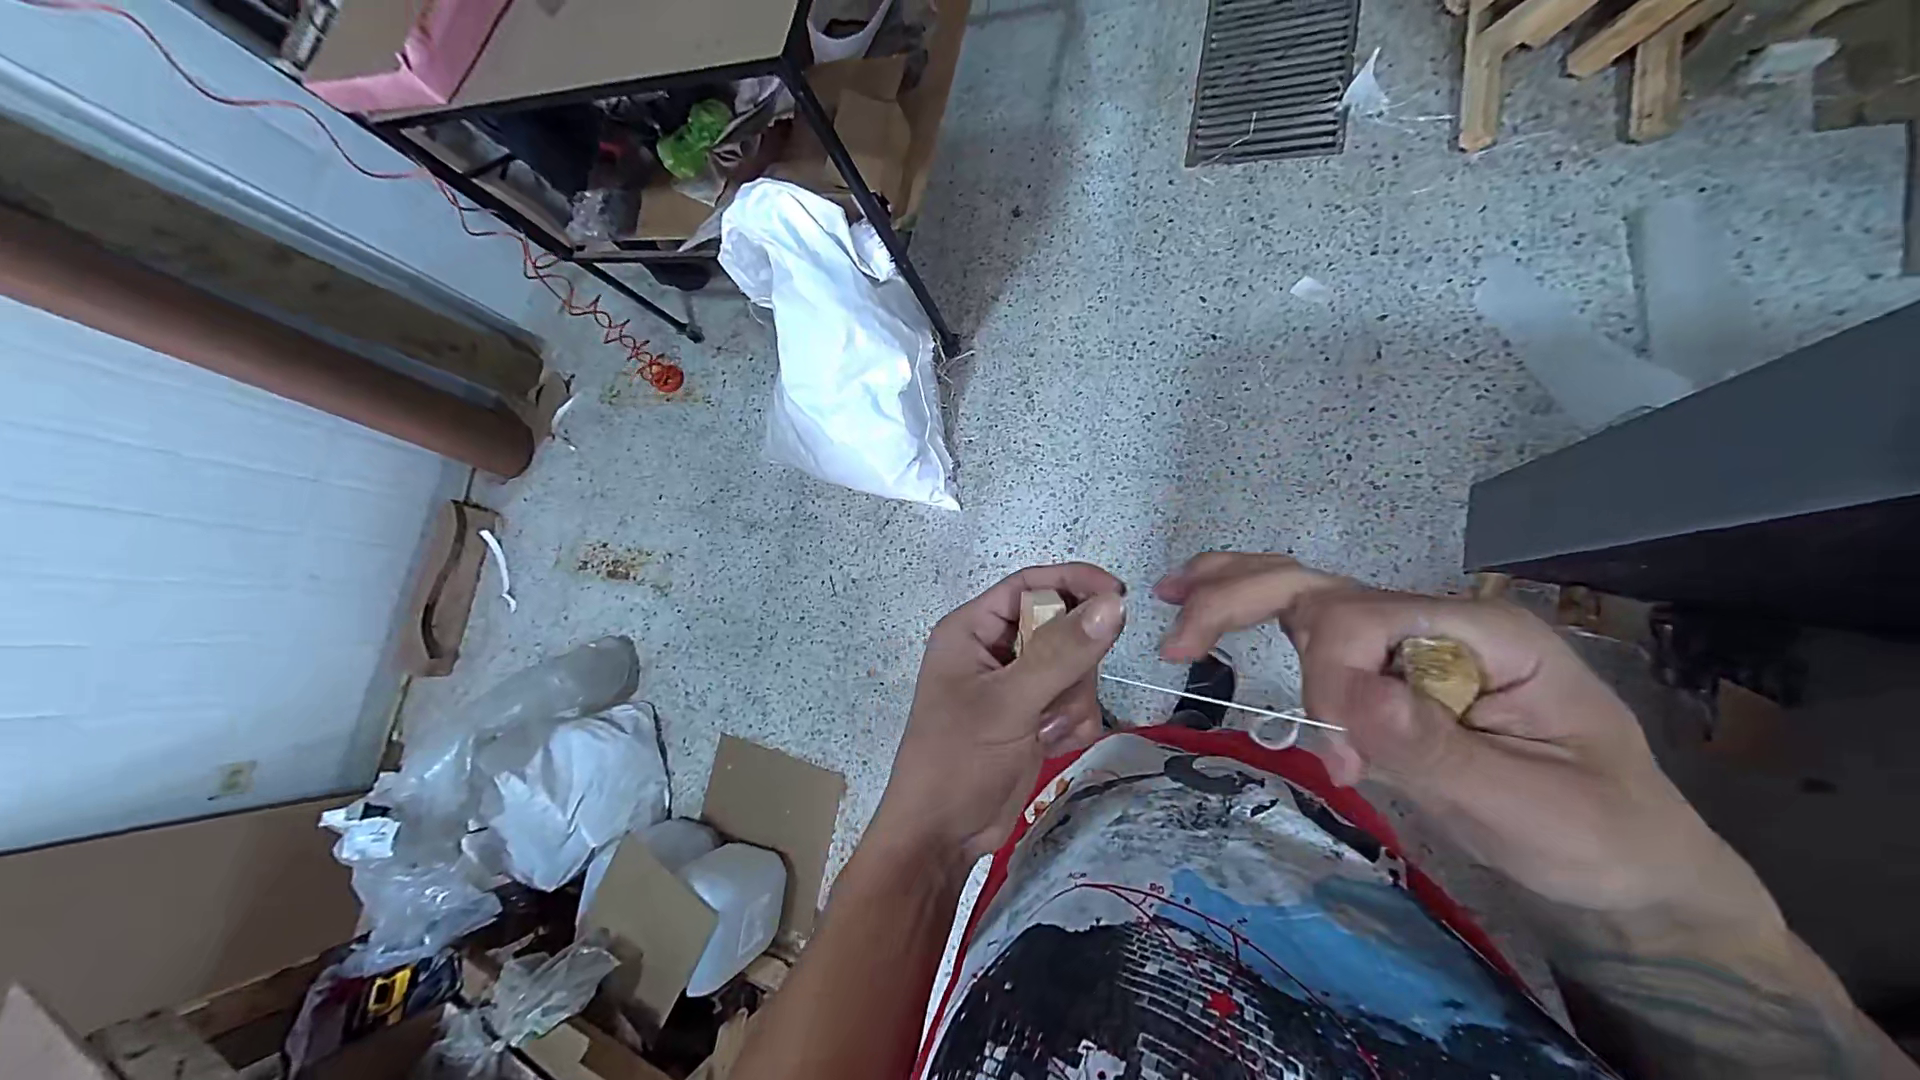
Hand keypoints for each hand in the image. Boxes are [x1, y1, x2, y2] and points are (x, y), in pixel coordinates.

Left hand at [873, 563, 1126, 869]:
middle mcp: (994, 649)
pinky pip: (1075, 700)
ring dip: (1073, 701)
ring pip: (1075, 667)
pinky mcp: (1033, 714)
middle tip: (1060, 697)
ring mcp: (1016, 683)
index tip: (1120, 596)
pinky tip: (1051, 745)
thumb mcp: (1009, 702)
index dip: (1074, 582)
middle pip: (1061, 626)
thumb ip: (1062, 653)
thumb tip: (1114, 605)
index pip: (1030, 585)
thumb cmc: (959, 760)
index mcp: (972, 629)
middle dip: (1073, 665)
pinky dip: (1072, 722)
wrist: (944, 835)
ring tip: (1046, 729)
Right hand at [1154, 552, 1774, 921]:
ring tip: (1174, 595)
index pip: (1368, 620)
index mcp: (1486, 632)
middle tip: (1178, 641)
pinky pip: (1306, 623)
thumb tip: (1350, 697)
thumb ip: (1435, 748)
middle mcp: (1435, 617)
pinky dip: (1249, 610)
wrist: (1621, 861)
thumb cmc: (1592, 836)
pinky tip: (1209, 608)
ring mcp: (1404, 635)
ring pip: (1304, 588)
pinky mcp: (1380, 662)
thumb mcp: (1529, 808)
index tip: (1342, 761)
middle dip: (1241, 601)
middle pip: (1322, 585)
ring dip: (1232, 588)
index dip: (1329, 678)